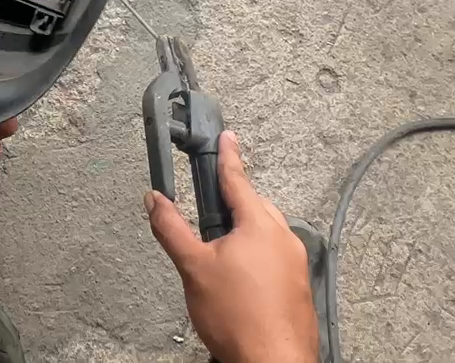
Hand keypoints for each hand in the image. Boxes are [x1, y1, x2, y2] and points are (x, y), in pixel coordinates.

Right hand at [146, 132, 318, 362]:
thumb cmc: (237, 318)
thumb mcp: (193, 267)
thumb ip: (171, 228)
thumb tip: (154, 200)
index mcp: (259, 225)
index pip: (238, 179)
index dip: (229, 156)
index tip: (228, 137)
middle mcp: (284, 239)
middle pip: (255, 205)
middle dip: (235, 199)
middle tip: (211, 204)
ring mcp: (296, 265)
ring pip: (267, 231)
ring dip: (246, 229)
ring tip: (222, 249)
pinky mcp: (300, 289)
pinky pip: (277, 256)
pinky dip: (258, 254)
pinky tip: (241, 276)